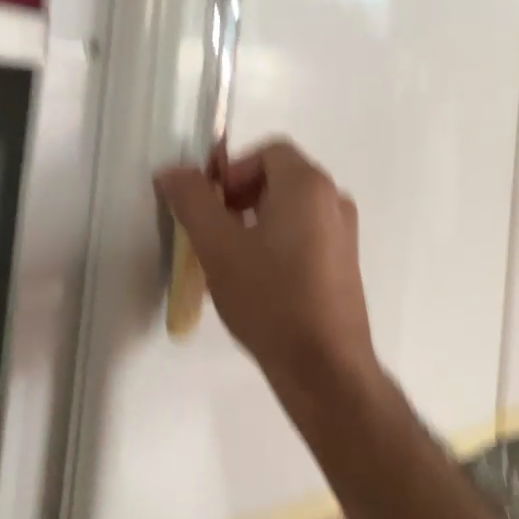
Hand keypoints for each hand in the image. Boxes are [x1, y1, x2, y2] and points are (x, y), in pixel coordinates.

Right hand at [154, 139, 376, 394]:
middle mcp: (333, 200)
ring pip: (290, 210)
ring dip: (254, 222)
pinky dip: (276, 243)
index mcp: (308, 185)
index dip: (231, 170)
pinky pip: (305, 235)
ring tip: (227, 261)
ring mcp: (344, 234)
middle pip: (279, 178)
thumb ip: (193, 202)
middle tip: (212, 232)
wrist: (324, 367)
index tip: (207, 205)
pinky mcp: (344, 264)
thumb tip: (173, 171)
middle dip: (239, 197)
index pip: (267, 152)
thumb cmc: (270, 299)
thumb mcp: (218, 249)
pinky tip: (255, 282)